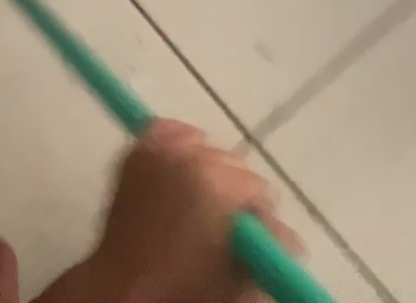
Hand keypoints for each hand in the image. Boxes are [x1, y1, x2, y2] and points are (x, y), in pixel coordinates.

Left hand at [94, 120, 301, 302]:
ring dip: (208, 165)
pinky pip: (165, 129)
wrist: (127, 284)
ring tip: (204, 195)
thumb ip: (270, 246)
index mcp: (217, 186)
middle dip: (237, 188)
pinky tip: (183, 163)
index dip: (263, 212)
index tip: (257, 232)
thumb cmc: (187, 285)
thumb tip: (288, 235)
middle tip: (231, 218)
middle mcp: (187, 157)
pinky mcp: (136, 151)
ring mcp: (157, 150)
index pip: (260, 188)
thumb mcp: (242, 274)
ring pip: (201, 143)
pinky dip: (178, 141)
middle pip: (231, 161)